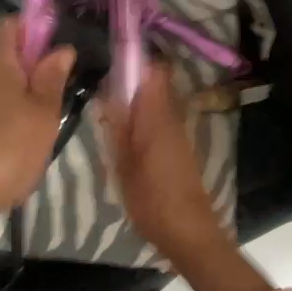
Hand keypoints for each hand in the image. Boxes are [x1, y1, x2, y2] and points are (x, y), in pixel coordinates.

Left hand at [0, 20, 74, 290]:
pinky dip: (6, 116)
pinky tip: (19, 142)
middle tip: (59, 92)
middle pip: (5, 54)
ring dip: (22, 95)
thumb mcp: (44, 113)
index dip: (38, 29)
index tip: (60, 52)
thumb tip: (61, 48)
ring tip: (44, 122)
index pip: (13, 24)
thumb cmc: (7, 148)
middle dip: (33, 67)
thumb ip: (52, 77)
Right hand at [104, 62, 227, 261]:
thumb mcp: (123, 164)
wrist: (189, 233)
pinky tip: (124, 132)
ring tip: (108, 109)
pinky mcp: (180, 147)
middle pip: (156, 83)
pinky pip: (160, 118)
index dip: (135, 58)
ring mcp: (178, 132)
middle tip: (102, 87)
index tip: (110, 57)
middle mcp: (172, 117)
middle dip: (131, 79)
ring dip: (136, 99)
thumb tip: (107, 91)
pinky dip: (143, 117)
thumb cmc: (152, 200)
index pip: (154, 70)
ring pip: (157, 100)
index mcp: (157, 116)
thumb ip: (116, 126)